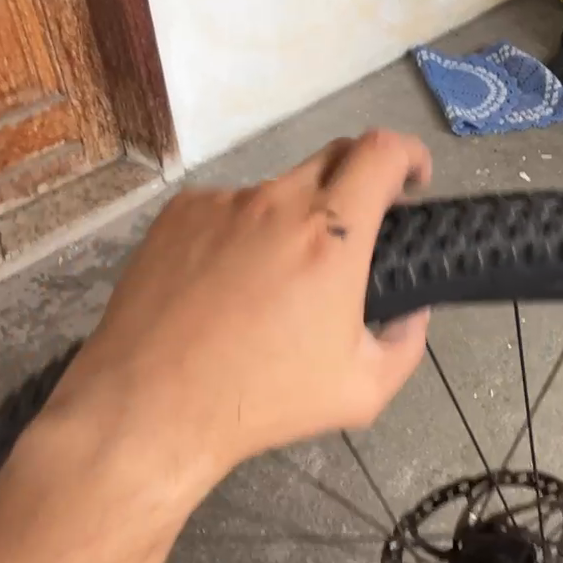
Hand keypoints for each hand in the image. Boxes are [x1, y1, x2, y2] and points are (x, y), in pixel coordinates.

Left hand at [51, 130, 432, 489]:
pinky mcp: (180, 212)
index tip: (414, 178)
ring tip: (274, 279)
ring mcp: (223, 202)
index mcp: (333, 237)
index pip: (382, 153)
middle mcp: (278, 203)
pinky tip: (225, 282)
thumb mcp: (363, 389)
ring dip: (297, 217)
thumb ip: (406, 341)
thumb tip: (410, 309)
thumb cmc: (262, 400)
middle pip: (337, 156)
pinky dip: (245, 231)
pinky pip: (230, 206)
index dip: (410, 153)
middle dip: (361, 182)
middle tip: (357, 229)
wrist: (149, 409)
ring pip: (280, 189)